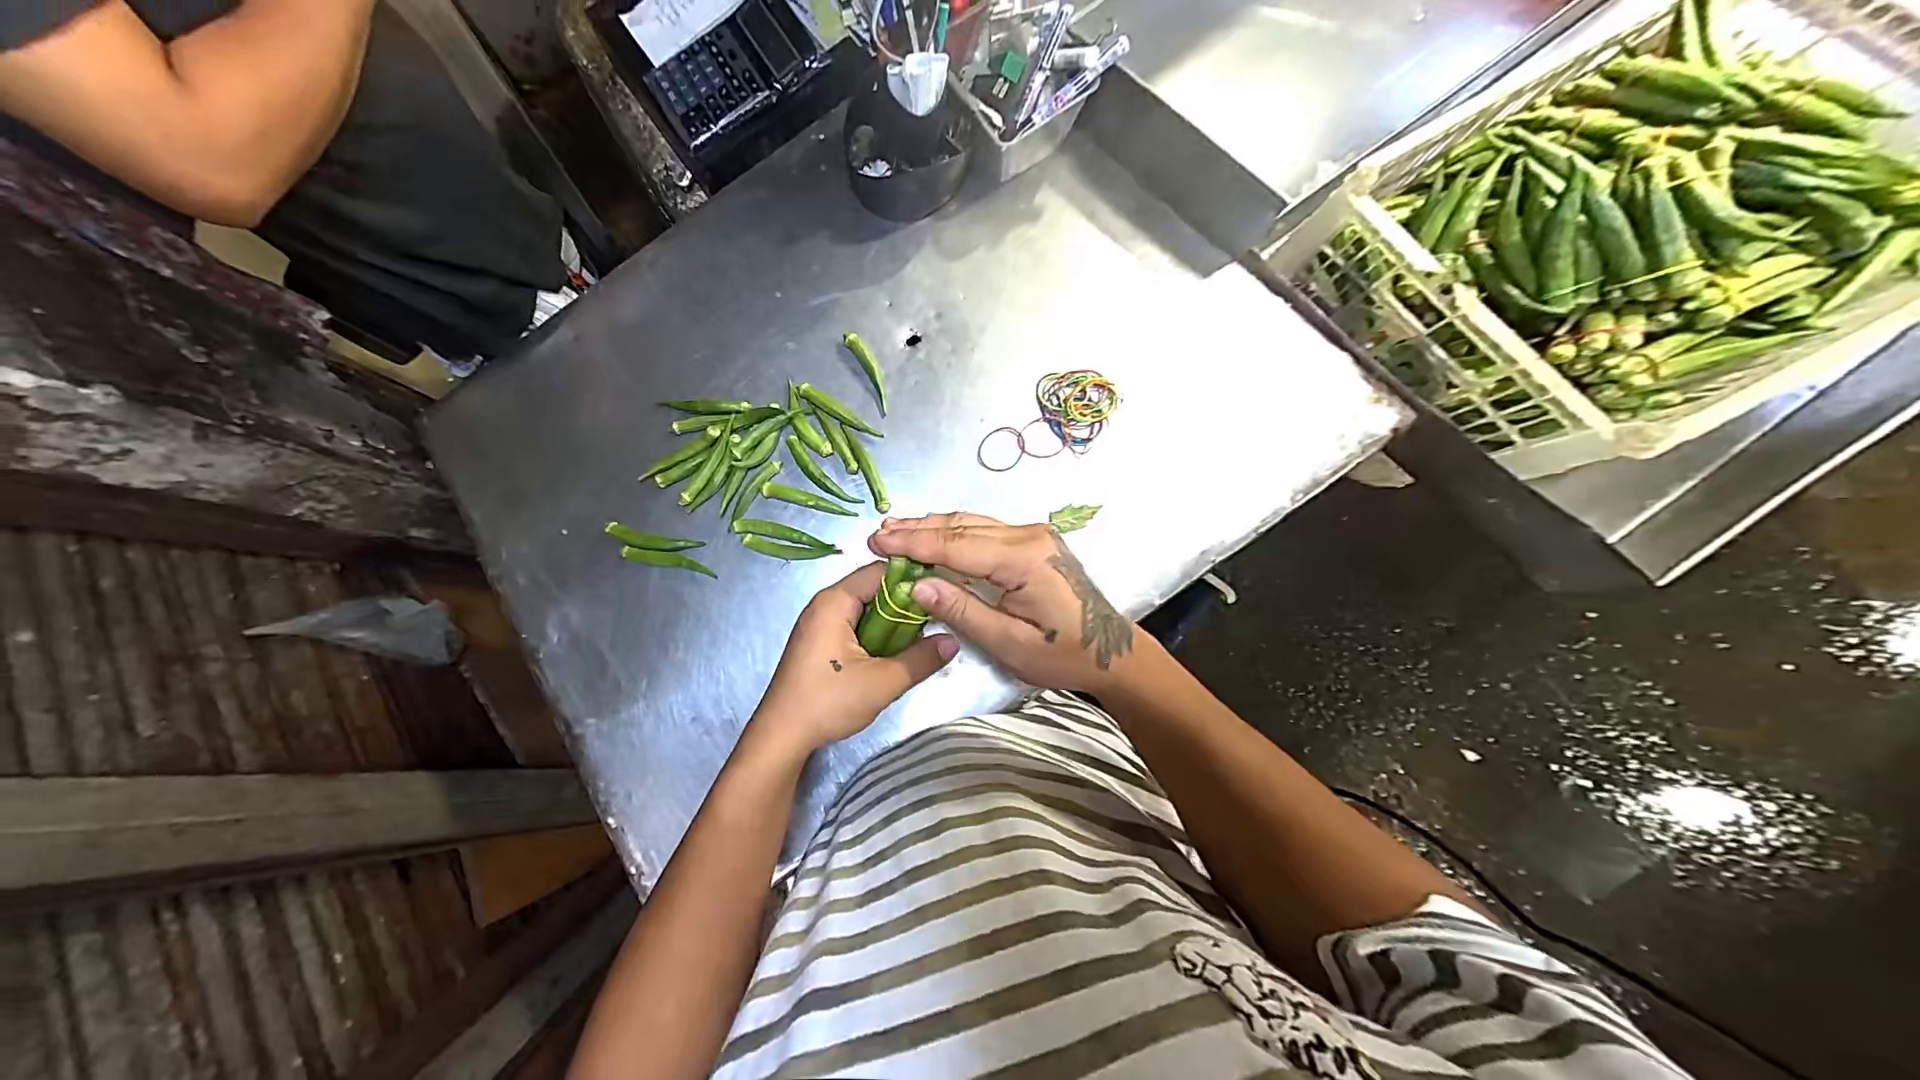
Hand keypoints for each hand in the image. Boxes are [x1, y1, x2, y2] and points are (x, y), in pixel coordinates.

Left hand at [748, 561, 958, 755]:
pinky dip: (878, 634)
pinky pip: (856, 626)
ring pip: (867, 610)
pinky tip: (896, 652)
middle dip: (906, 603)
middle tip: (938, 617)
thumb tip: (952, 641)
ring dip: (893, 622)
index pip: (880, 571)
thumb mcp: (882, 682)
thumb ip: (920, 659)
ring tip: (923, 635)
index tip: (941, 593)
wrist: (782, 737)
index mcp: (834, 602)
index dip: (912, 579)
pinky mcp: (821, 643)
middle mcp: (825, 605)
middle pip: (874, 589)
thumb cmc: (826, 703)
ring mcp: (820, 624)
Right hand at [868, 512, 1142, 693]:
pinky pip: (985, 530)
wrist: (1110, 650)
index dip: (913, 544)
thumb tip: (917, 586)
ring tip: (896, 528)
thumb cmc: (1063, 654)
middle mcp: (1028, 536)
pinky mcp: (1033, 541)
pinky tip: (933, 535)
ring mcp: (1033, 535)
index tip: (878, 542)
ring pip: (972, 524)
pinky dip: (954, 533)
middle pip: (961, 528)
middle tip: (879, 533)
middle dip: (917, 531)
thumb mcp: (1009, 643)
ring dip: (933, 527)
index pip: (956, 546)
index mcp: (1023, 559)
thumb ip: (962, 611)